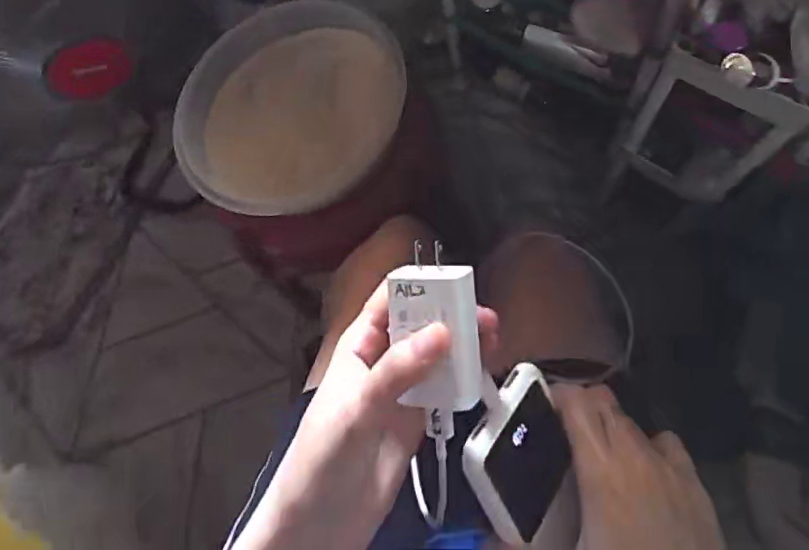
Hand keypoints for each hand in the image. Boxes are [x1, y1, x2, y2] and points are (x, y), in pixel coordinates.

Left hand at [234, 281, 497, 549]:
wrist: (316, 528)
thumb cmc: (322, 458)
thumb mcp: (357, 407)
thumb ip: (398, 370)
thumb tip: (444, 332)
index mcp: (361, 343)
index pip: (391, 298)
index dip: (420, 285)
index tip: (454, 282)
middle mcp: (384, 358)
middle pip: (422, 322)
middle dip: (451, 314)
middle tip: (482, 316)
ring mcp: (403, 388)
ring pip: (438, 354)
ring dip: (464, 344)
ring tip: (492, 337)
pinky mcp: (419, 418)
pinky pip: (446, 387)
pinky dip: (465, 377)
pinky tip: (483, 370)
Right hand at [554, 384, 723, 549]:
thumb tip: (492, 544)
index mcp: (601, 469)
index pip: (577, 402)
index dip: (556, 396)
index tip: (540, 408)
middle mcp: (635, 454)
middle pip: (604, 402)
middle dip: (579, 409)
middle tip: (561, 436)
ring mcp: (669, 466)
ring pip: (632, 423)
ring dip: (611, 430)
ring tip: (597, 462)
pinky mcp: (696, 485)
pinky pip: (665, 444)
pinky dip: (649, 449)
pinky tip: (643, 478)